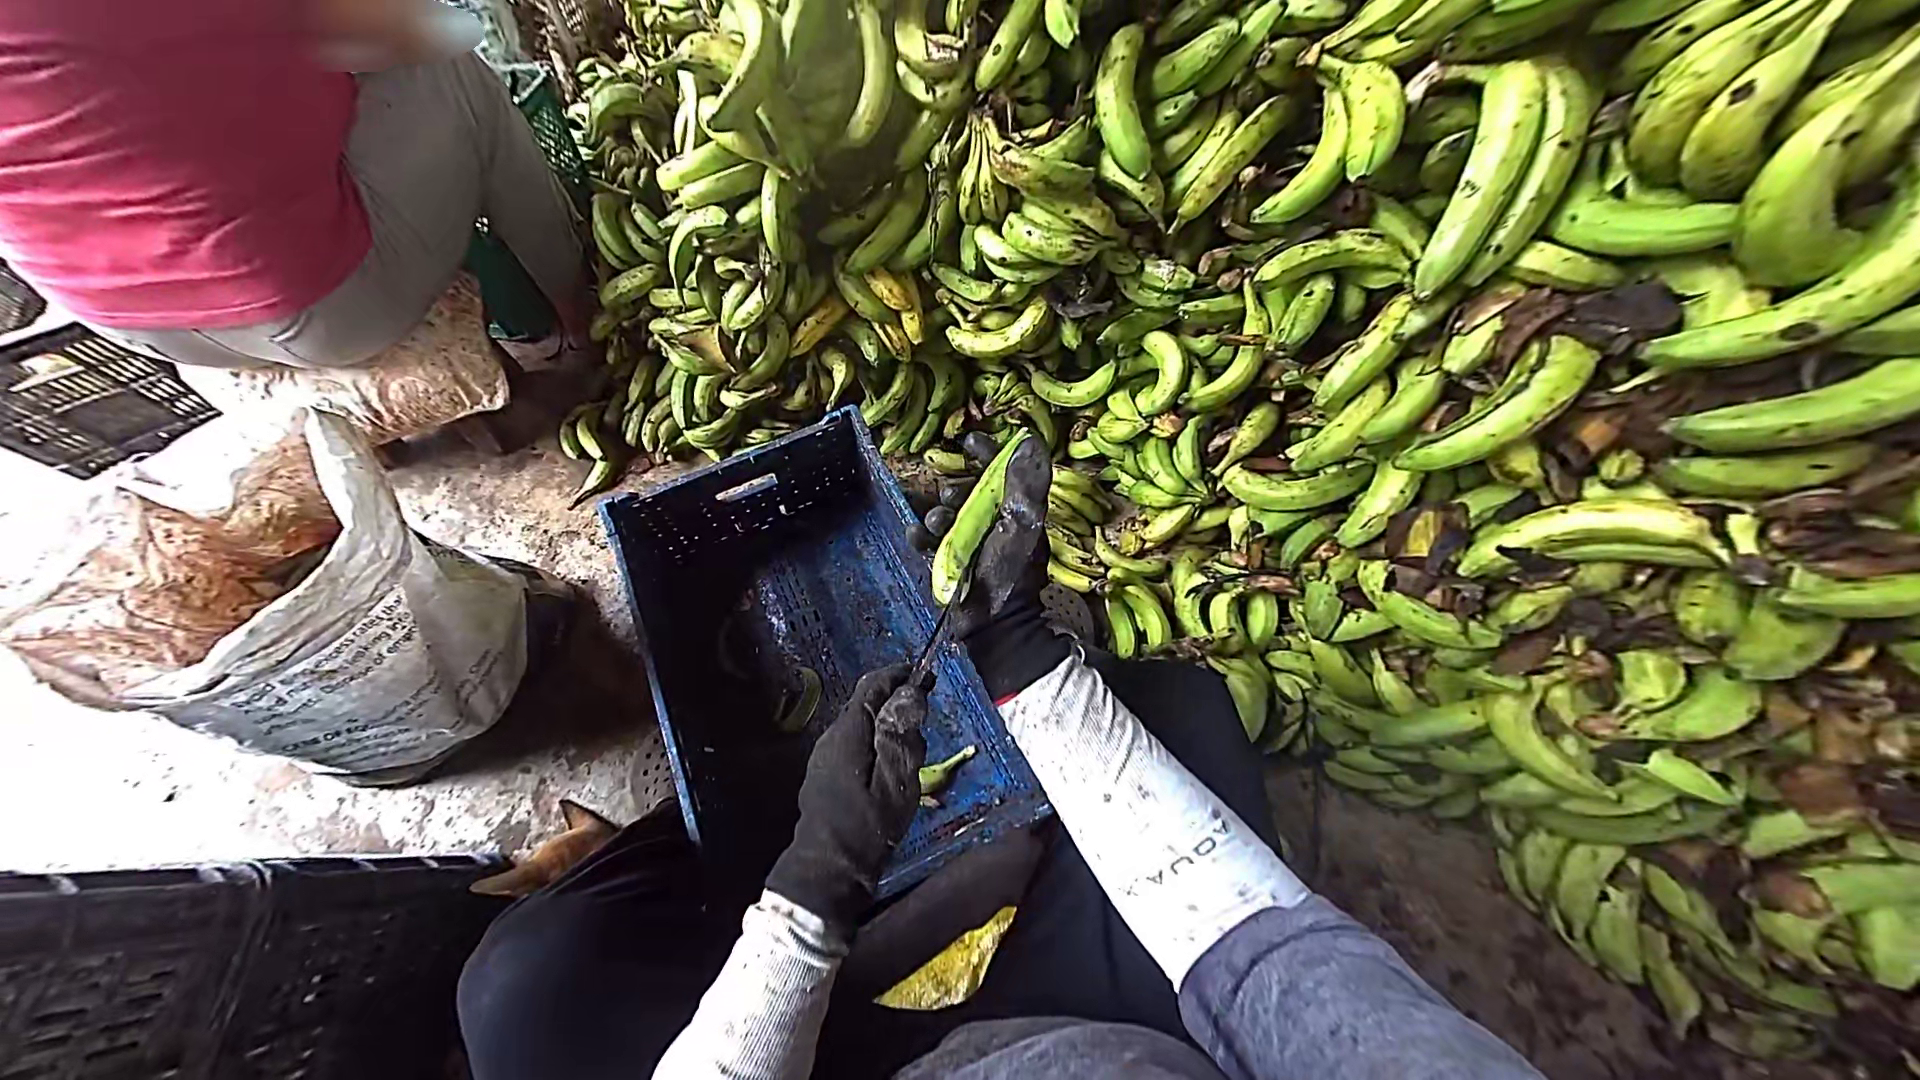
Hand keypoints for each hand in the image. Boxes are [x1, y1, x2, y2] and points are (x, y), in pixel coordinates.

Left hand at [766, 664, 927, 931]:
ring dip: (888, 726)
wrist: (827, 873)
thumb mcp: (894, 780)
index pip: (873, 685)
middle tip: (924, 721)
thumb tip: (910, 692)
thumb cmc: (866, 826)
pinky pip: (856, 743)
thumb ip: (901, 734)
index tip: (926, 676)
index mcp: (848, 732)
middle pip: (867, 703)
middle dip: (897, 703)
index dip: (900, 675)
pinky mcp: (826, 773)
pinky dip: (877, 743)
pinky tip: (890, 769)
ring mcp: (825, 756)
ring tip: (912, 752)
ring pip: (862, 724)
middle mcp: (832, 736)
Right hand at [911, 434, 1052, 639]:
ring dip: (936, 512)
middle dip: (955, 488)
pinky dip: (919, 535)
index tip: (968, 441)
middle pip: (965, 489)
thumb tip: (1030, 441)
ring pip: (942, 512)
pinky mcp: (947, 559)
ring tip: (938, 524)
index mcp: (1014, 509)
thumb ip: (1026, 483)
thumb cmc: (1012, 574)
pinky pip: (925, 539)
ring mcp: (967, 541)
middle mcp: (990, 521)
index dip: (985, 452)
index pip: (998, 469)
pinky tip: (918, 536)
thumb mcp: (1024, 523)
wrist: (993, 623)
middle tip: (953, 497)